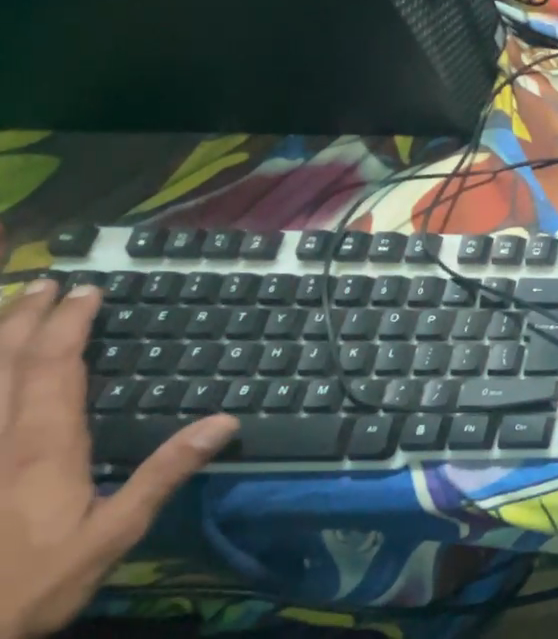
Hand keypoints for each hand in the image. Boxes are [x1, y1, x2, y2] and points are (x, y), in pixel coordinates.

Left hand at [0, 279, 237, 638]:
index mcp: (38, 451)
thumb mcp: (111, 537)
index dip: (69, 326)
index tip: (90, 292)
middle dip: (23, 319)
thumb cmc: (33, 585)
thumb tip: (225, 419)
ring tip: (10, 308)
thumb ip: (162, 476)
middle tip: (47, 284)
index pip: (52, 370)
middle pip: (1, 366)